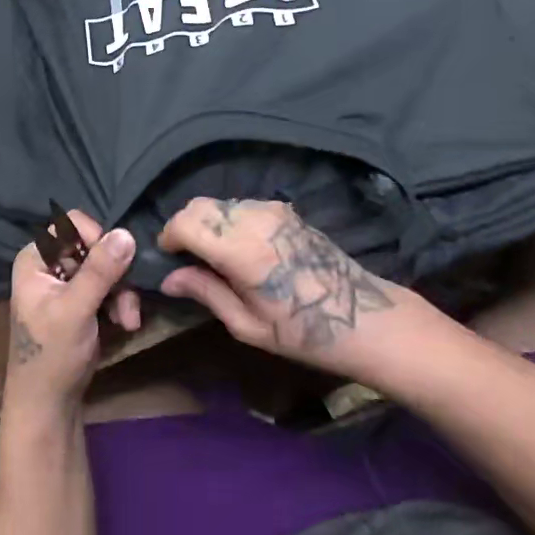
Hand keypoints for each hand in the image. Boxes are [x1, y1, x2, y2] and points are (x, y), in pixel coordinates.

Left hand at [3, 210, 141, 419]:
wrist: (49, 403)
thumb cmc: (51, 355)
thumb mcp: (76, 310)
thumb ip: (99, 272)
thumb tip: (125, 233)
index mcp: (35, 258)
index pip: (69, 225)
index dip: (95, 239)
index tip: (113, 262)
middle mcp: (48, 264)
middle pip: (92, 247)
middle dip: (114, 274)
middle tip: (127, 301)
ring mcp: (66, 283)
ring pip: (105, 267)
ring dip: (122, 292)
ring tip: (128, 320)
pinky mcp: (82, 301)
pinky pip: (108, 286)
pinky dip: (119, 302)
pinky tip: (126, 324)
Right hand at [157, 198, 441, 379]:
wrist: (366, 319)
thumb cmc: (303, 332)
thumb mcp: (247, 325)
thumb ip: (205, 292)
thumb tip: (168, 279)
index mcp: (240, 250)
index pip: (184, 223)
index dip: (168, 237)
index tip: (168, 258)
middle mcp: (252, 220)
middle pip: (197, 205)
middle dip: (183, 226)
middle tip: (187, 257)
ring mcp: (271, 210)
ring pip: (218, 203)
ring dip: (206, 222)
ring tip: (213, 254)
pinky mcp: (284, 210)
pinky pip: (241, 205)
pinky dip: (228, 219)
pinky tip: (239, 247)